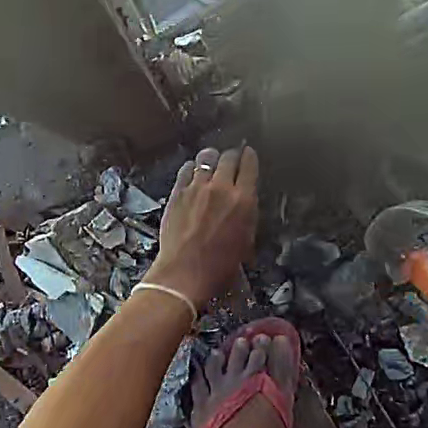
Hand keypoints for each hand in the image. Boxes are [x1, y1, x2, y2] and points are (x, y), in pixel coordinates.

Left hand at [143, 146, 259, 306]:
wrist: (185, 274)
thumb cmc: (220, 266)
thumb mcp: (246, 241)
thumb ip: (247, 216)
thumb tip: (244, 204)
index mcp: (243, 200)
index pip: (249, 165)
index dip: (250, 157)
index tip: (249, 154)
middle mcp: (221, 188)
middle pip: (228, 157)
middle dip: (232, 155)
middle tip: (232, 157)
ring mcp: (196, 188)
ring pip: (205, 158)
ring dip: (212, 157)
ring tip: (212, 159)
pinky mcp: (177, 193)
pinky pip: (186, 170)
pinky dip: (192, 168)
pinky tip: (193, 172)